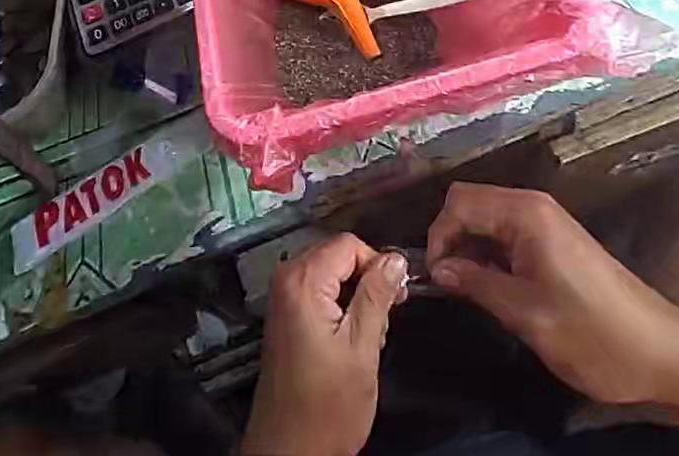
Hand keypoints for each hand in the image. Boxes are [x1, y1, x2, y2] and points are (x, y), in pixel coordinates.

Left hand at [242, 234, 408, 455]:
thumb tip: (395, 260)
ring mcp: (283, 297)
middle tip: (385, 316)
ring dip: (355, 295)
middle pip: (338, 254)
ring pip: (332, 272)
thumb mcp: (361, 349)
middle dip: (366, 280)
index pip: (348, 244)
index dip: (377, 264)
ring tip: (367, 335)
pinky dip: (340, 306)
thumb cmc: (325, 409)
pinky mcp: (285, 313)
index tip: (395, 294)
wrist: (290, 453)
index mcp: (302, 282)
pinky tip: (350, 338)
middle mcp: (286, 280)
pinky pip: (319, 290)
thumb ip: (377, 296)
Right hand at [426, 183, 678, 414]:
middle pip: (470, 203)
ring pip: (487, 218)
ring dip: (470, 247)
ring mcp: (547, 221)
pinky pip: (507, 232)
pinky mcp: (555, 239)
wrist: (666, 357)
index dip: (439, 235)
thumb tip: (437, 269)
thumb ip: (476, 284)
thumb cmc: (594, 335)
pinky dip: (491, 253)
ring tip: (471, 289)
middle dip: (452, 237)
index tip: (435, 277)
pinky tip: (496, 285)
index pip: (459, 202)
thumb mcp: (527, 315)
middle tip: (450, 282)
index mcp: (526, 213)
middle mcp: (534, 206)